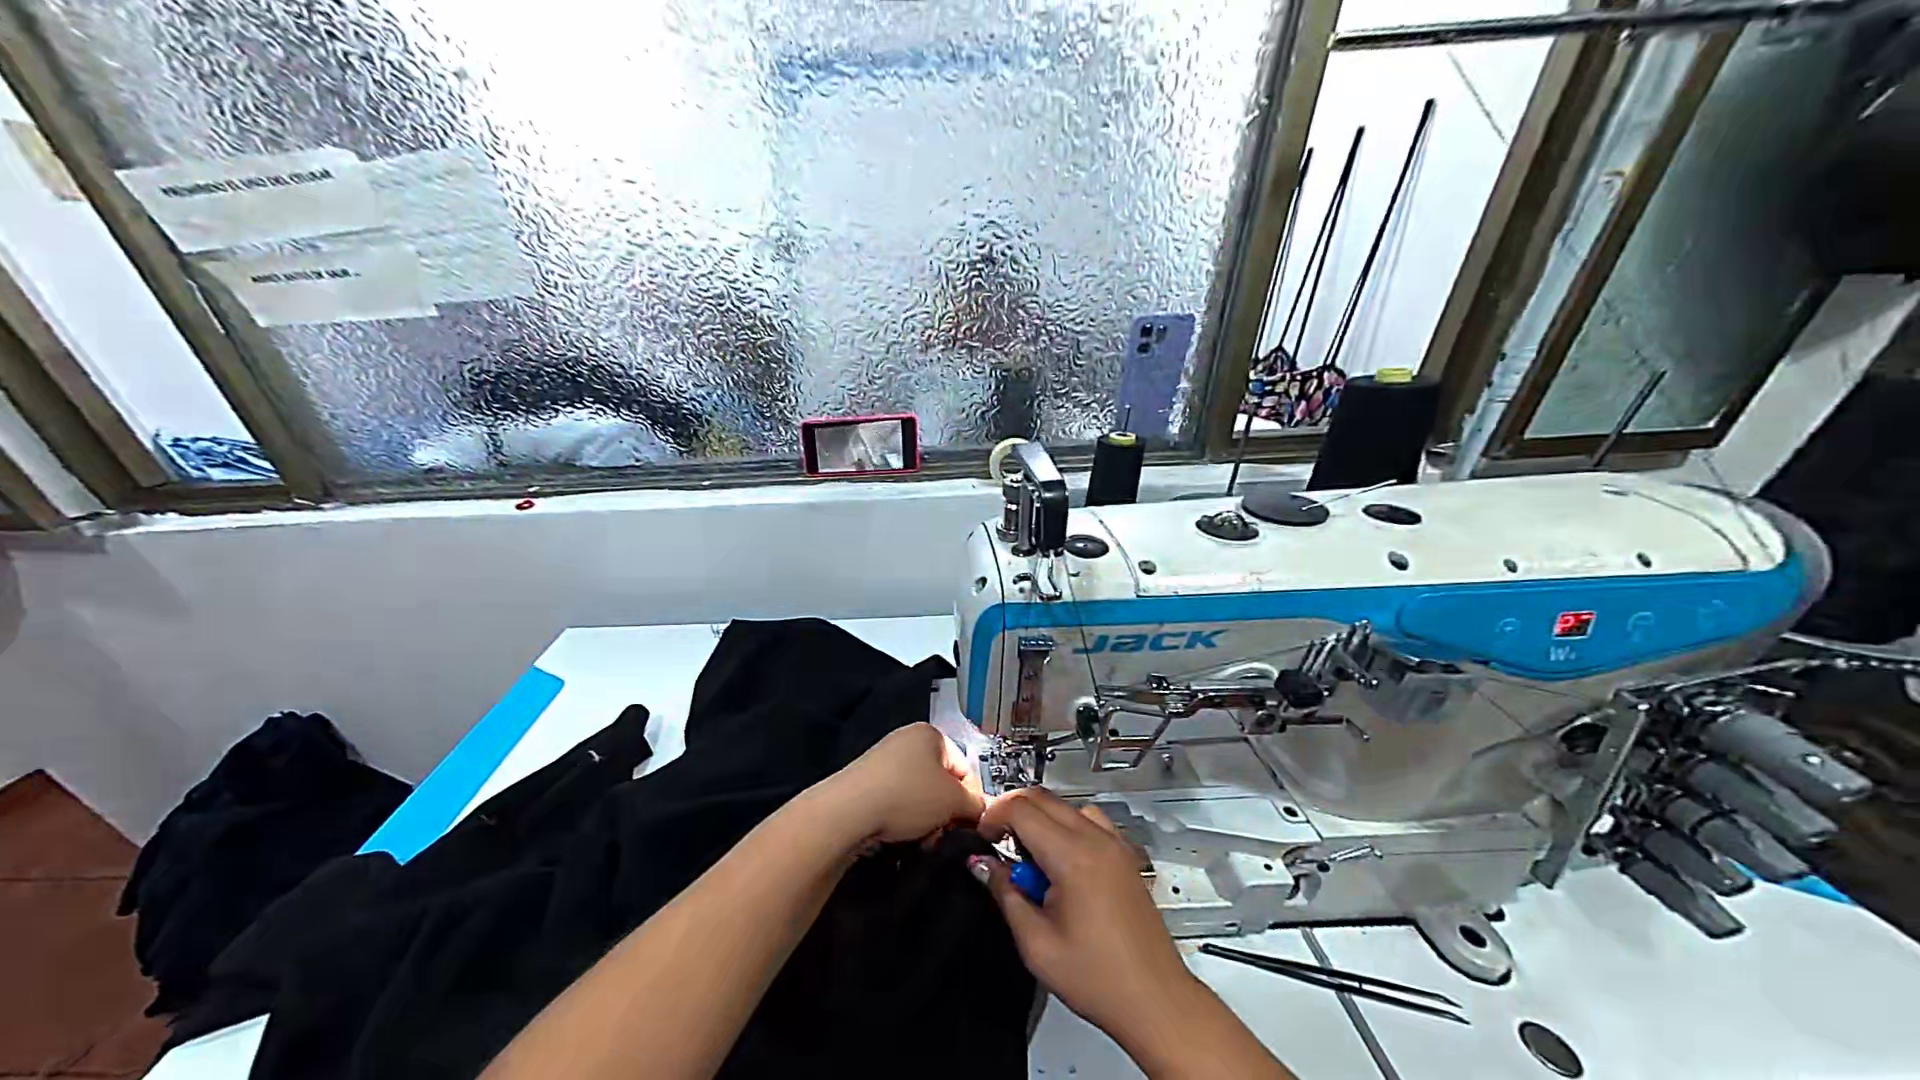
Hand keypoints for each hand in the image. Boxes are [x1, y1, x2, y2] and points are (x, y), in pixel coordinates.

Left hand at [808, 723, 986, 848]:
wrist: (849, 812)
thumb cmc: (907, 796)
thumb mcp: (954, 801)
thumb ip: (976, 805)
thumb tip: (982, 812)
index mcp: (931, 734)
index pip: (965, 768)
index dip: (971, 798)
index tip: (969, 822)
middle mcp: (906, 741)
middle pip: (941, 783)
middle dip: (945, 812)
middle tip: (943, 832)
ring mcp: (884, 761)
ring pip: (919, 796)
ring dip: (926, 820)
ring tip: (921, 838)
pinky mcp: (866, 783)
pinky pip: (896, 802)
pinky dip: (903, 819)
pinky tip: (901, 836)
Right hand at [971, 787, 1207, 1041]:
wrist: (1155, 1000)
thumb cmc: (1097, 979)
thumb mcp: (1036, 943)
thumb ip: (1004, 893)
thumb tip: (981, 864)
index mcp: (1073, 856)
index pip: (1021, 808)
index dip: (992, 815)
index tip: (981, 838)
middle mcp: (1096, 839)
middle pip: (1042, 797)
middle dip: (1011, 812)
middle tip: (995, 843)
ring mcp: (1115, 843)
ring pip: (1064, 805)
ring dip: (1039, 818)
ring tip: (1028, 859)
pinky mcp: (1124, 855)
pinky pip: (1088, 820)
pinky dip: (1065, 826)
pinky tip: (1060, 863)